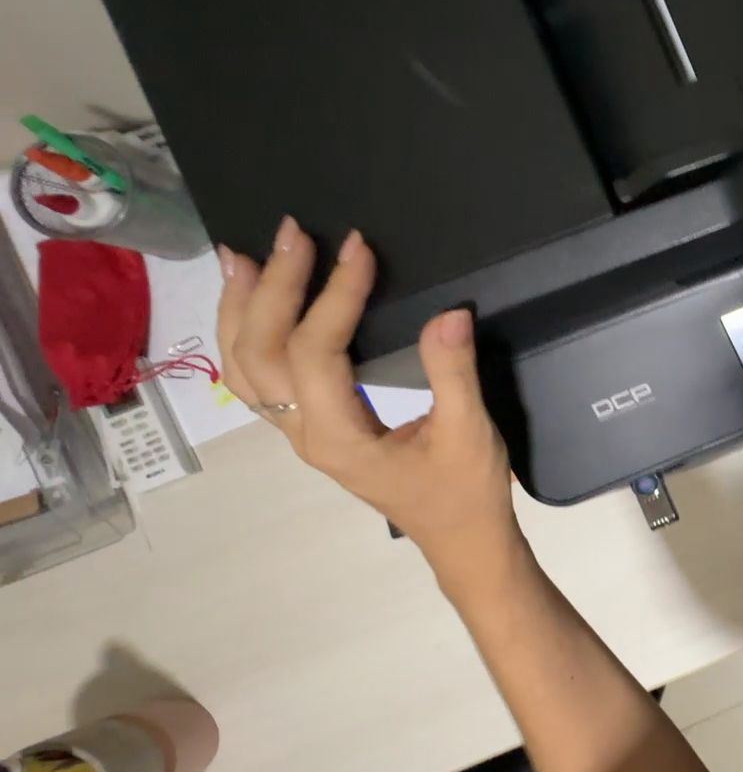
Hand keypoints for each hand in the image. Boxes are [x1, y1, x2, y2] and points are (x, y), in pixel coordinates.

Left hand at [215, 217, 520, 569]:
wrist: (462, 538)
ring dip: (241, 306)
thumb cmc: (466, 492)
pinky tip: (259, 305)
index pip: (318, 351)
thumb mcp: (471, 434)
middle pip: (260, 352)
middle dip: (273, 287)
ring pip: (245, 364)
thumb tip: (450, 313)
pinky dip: (250, 332)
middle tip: (295, 233)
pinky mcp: (314, 428)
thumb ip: (454, 374)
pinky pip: (262, 375)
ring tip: (246, 255)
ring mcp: (301, 432)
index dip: (335, 296)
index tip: (360, 249)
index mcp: (338, 436)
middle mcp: (303, 433)